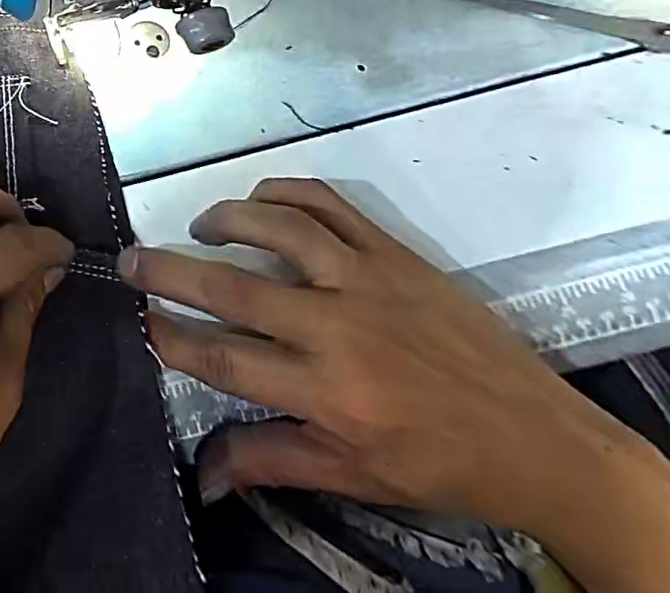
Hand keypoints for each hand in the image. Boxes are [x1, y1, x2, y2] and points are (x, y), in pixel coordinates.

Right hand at [122, 178, 669, 592]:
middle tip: (130, 258)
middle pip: (234, 290)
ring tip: (198, 224)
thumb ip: (269, 462)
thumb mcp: (351, 476)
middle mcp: (338, 328)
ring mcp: (367, 280)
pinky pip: (330, 205)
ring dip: (226, 221)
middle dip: (170, 273)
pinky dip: (287, 193)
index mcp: (327, 393)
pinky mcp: (394, 253)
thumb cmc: (439, 464)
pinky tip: (263, 199)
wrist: (540, 437)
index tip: (139, 320)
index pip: (225, 359)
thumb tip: (201, 476)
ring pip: (280, 231)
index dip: (171, 337)